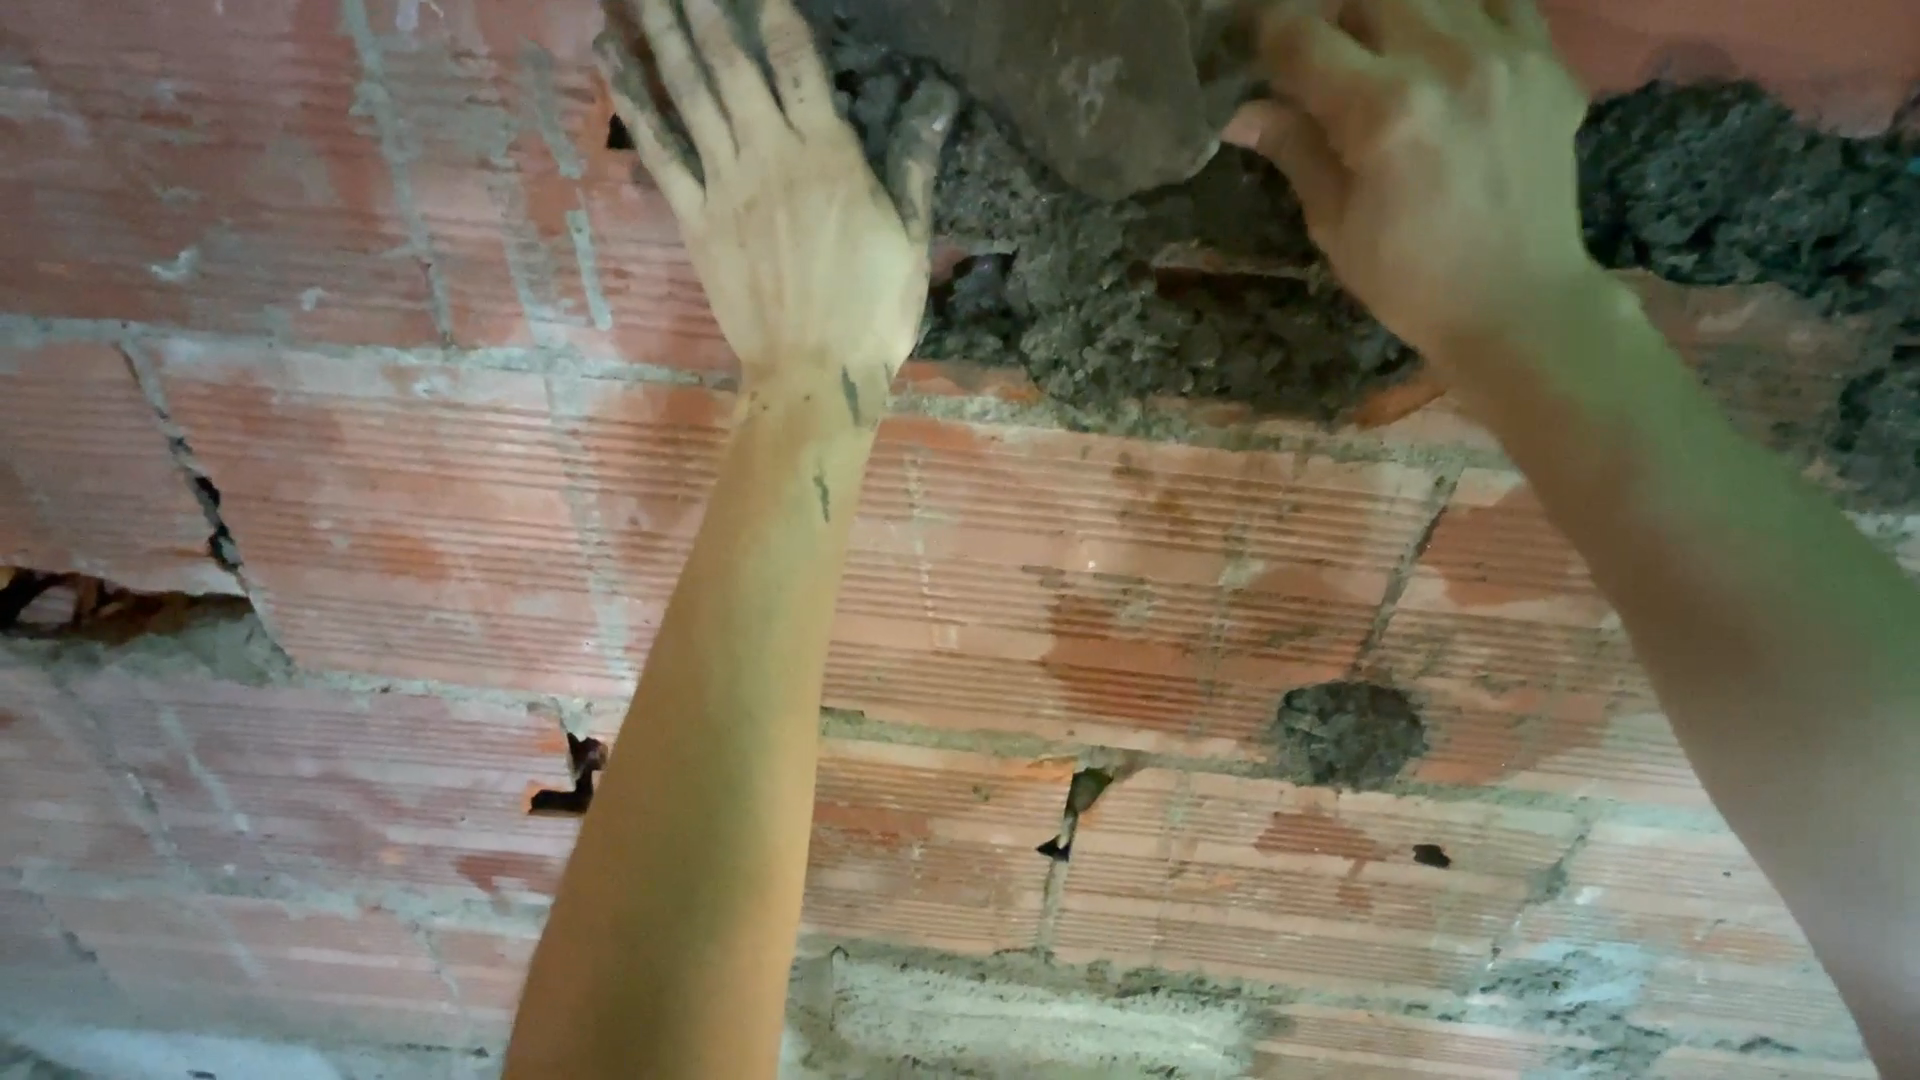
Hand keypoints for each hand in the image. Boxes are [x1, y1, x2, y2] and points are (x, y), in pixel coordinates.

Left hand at [595, 0, 957, 397]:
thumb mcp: (910, 241)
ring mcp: (727, 188)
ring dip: (665, 36)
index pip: (798, 67)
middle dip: (708, 12)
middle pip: (733, 68)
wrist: (815, 373)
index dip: (778, 18)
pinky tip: (612, 64)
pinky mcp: (696, 222)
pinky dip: (635, 106)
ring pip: (691, 96)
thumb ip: (913, 167)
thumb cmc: (873, 314)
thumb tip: (936, 102)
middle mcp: (771, 157)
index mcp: (830, 158)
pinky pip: (660, 154)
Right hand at [1225, 0, 1596, 357]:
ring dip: (1390, 12)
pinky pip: (1501, 0)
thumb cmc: (1406, 279)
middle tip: (1317, 56)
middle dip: (1331, 16)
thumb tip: (1241, 112)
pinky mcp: (1549, 61)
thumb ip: (1295, 149)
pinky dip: (1460, 12)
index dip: (1268, 33)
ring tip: (1376, 54)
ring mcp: (1510, 52)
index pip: (1305, 39)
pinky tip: (1442, 51)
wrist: (1515, 302)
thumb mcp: (1333, 223)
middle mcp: (1449, 60)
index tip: (1252, 41)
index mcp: (1383, 111)